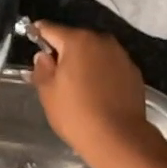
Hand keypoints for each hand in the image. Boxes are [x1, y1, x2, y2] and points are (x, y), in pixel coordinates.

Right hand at [28, 22, 154, 160]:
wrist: (119, 138)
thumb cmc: (77, 114)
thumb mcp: (48, 93)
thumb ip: (42, 69)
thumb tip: (44, 56)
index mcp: (77, 41)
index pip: (50, 28)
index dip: (38, 33)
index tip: (32, 36)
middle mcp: (101, 41)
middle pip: (75, 39)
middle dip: (64, 51)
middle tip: (55, 71)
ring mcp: (121, 55)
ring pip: (95, 52)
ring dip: (85, 61)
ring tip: (78, 84)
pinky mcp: (134, 71)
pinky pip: (110, 65)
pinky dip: (102, 72)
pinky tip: (98, 92)